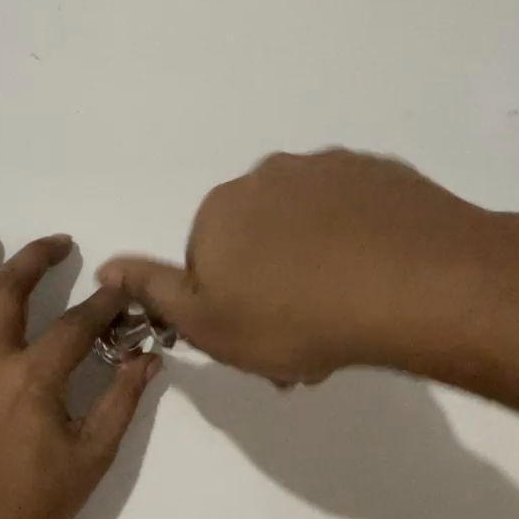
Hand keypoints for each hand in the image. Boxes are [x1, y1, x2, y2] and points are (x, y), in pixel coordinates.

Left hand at [0, 227, 161, 518]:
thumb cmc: (44, 499)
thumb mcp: (95, 454)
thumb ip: (122, 400)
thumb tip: (148, 357)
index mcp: (33, 381)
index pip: (75, 325)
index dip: (104, 305)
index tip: (122, 293)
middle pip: (8, 293)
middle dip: (36, 259)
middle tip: (59, 245)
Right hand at [97, 149, 515, 384]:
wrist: (413, 288)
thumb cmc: (291, 319)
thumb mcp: (204, 323)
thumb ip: (151, 293)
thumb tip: (105, 267)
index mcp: (217, 212)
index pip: (203, 264)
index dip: (222, 309)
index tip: (248, 343)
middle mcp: (267, 177)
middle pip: (254, 245)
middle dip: (268, 294)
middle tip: (296, 348)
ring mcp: (329, 170)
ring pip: (304, 234)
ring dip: (310, 276)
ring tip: (340, 326)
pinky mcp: (382, 176)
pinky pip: (351, 220)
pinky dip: (352, 252)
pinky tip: (371, 289)